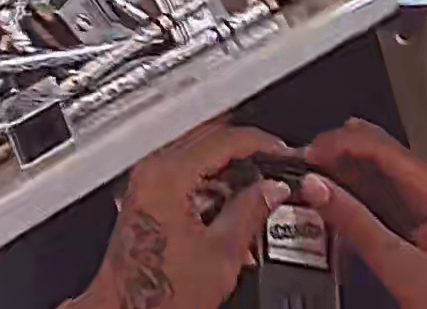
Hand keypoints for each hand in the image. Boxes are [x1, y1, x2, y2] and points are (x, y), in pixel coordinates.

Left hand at [70, 123, 293, 308]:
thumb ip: (250, 213)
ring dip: (227, 162)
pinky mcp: (146, 188)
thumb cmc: (161, 293)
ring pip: (195, 148)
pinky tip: (229, 201)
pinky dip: (209, 176)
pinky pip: (183, 165)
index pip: (222, 138)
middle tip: (272, 163)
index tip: (280, 151)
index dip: (258, 142)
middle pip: (207, 134)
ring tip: (255, 186)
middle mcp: (154, 165)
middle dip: (244, 147)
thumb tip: (271, 189)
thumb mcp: (220, 255)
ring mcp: (147, 175)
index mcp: (170, 173)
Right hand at [302, 119, 426, 305]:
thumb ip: (358, 225)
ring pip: (376, 162)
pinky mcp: (422, 214)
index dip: (337, 142)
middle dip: (336, 149)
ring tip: (317, 180)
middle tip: (307, 165)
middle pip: (375, 146)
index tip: (309, 155)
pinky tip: (339, 198)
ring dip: (343, 166)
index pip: (376, 143)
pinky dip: (353, 183)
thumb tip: (317, 186)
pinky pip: (380, 183)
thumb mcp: (405, 272)